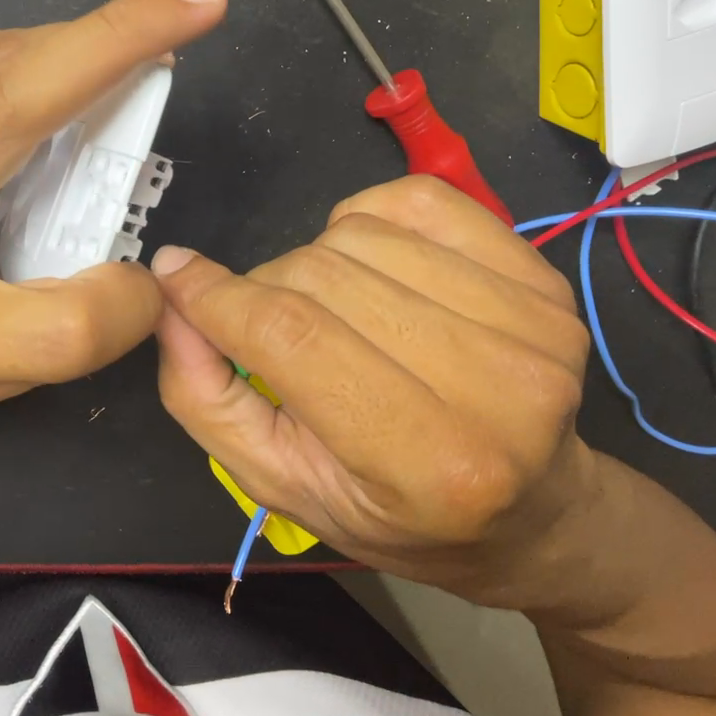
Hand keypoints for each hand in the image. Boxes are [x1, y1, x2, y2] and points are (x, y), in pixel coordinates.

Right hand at [153, 176, 597, 605]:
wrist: (530, 515)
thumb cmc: (394, 514)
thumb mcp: (278, 481)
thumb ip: (205, 397)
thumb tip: (171, 299)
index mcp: (425, 461)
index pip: (293, 337)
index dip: (218, 297)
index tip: (173, 275)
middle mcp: (495, 387)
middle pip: (323, 276)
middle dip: (263, 286)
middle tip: (263, 324)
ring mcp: (530, 325)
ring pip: (362, 234)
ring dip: (315, 257)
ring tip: (327, 308)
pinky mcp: (544, 279)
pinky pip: (418, 201)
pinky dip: (368, 218)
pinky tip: (369, 265)